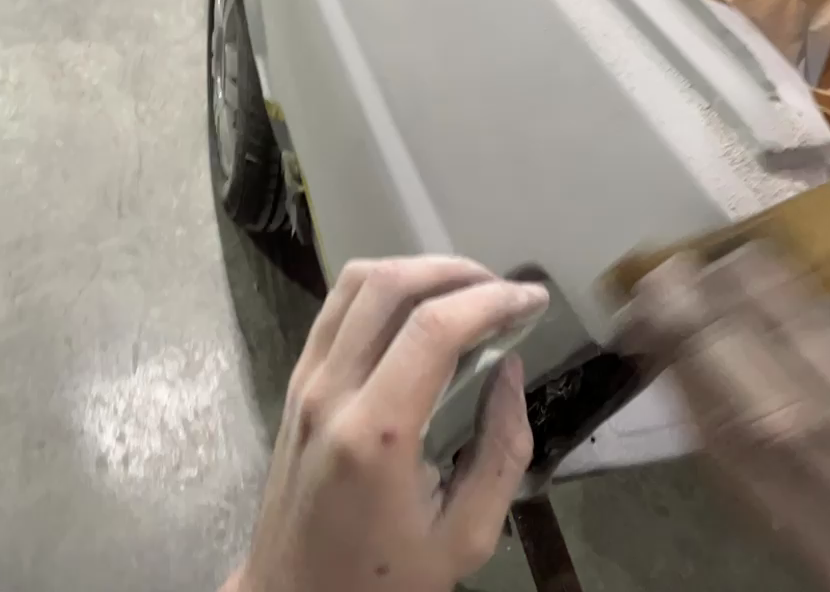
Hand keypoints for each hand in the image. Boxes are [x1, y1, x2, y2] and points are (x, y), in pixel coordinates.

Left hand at [231, 256, 548, 591]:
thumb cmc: (383, 580)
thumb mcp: (465, 538)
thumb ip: (500, 450)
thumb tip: (510, 369)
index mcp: (375, 433)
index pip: (434, 328)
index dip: (491, 299)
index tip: (533, 298)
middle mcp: (332, 388)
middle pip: (391, 285)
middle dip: (457, 271)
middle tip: (503, 289)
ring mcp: (306, 377)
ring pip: (357, 281)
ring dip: (417, 269)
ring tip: (466, 288)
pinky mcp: (297, 377)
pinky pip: (338, 304)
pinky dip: (383, 285)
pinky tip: (418, 304)